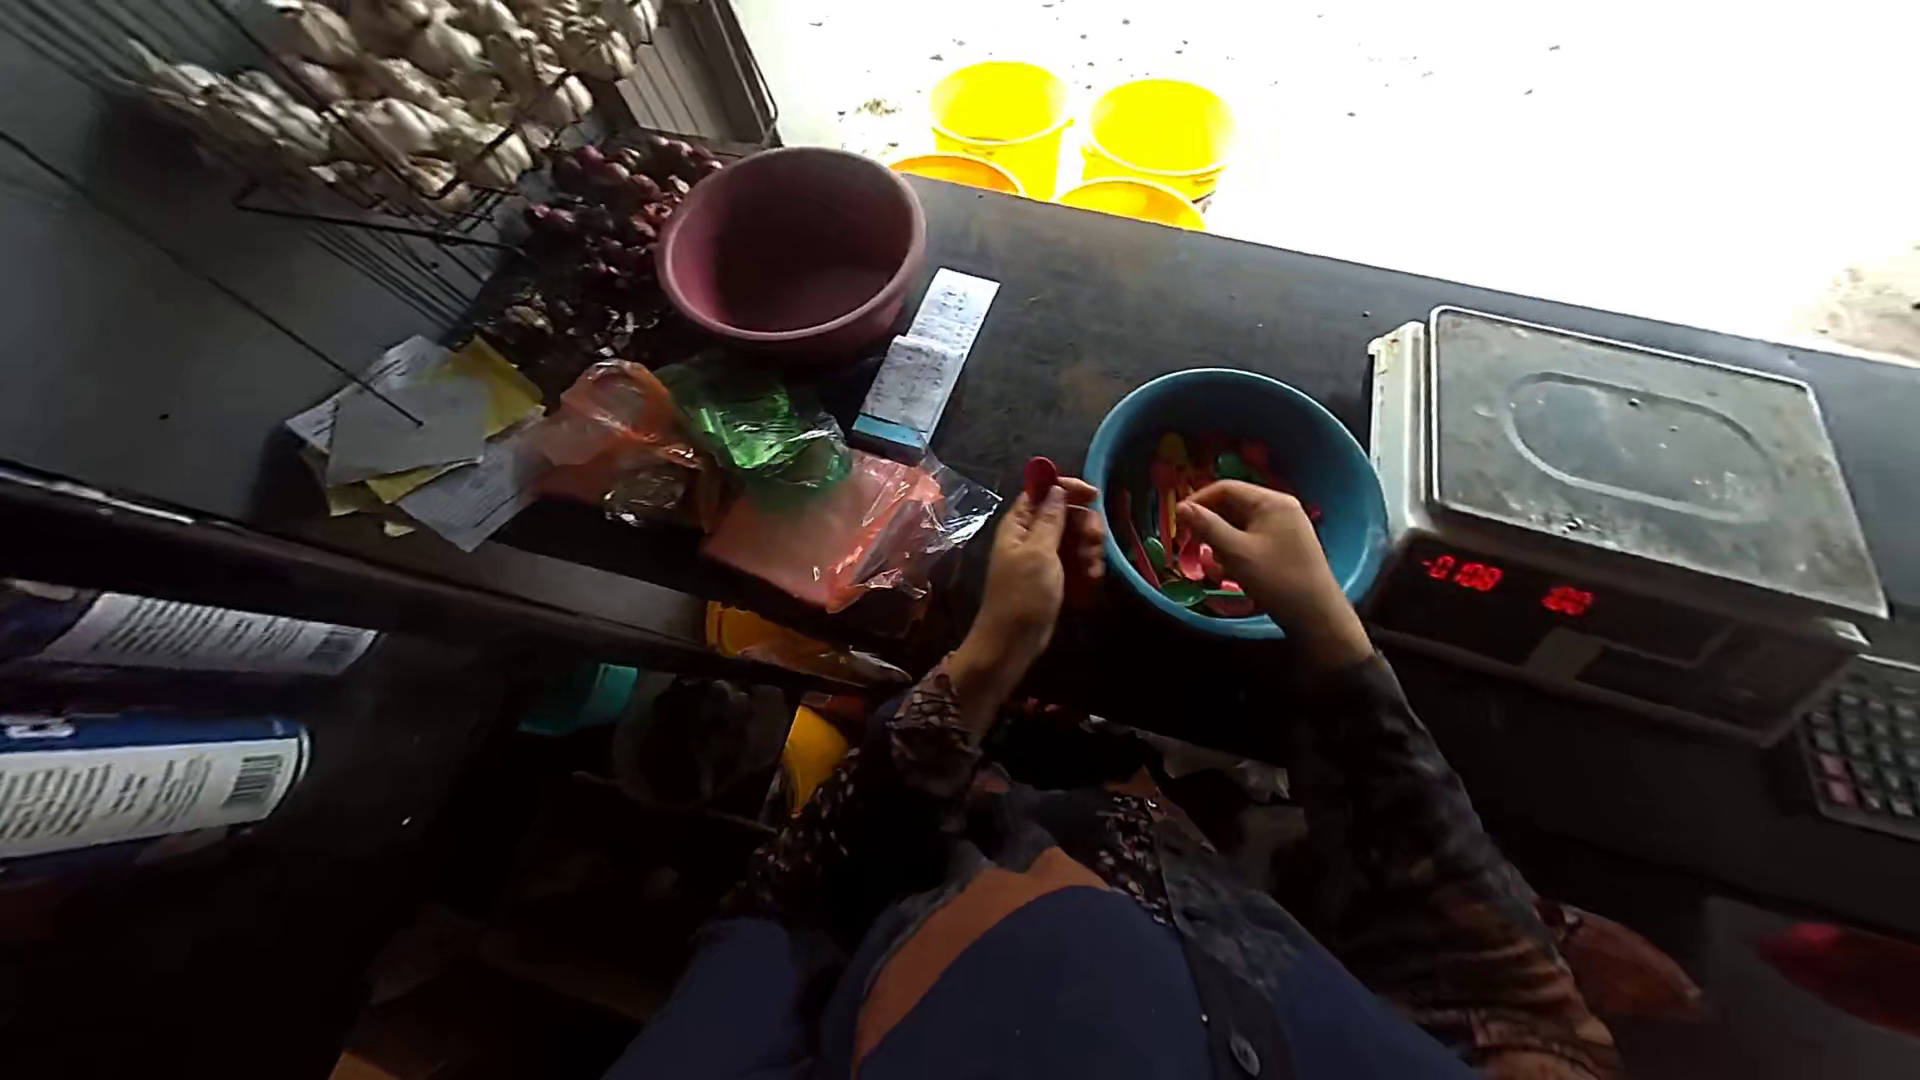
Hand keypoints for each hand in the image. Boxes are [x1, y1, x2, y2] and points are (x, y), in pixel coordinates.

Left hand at [948, 477, 1102, 724]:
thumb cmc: (1022, 595)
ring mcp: (1043, 559)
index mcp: (1018, 524)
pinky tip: (1090, 583)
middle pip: (1066, 515)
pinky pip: (1076, 563)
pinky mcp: (1054, 578)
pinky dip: (1087, 570)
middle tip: (1093, 545)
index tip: (1094, 497)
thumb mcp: (1038, 552)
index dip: (1068, 489)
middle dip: (1085, 527)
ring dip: (1090, 552)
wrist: (1013, 643)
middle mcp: (1030, 537)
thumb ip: (1049, 519)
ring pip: (1076, 540)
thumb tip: (1056, 489)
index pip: (1042, 491)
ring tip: (1091, 571)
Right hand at [1176, 481, 1371, 668]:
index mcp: (1271, 502)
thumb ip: (1206, 526)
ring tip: (1210, 560)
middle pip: (1232, 505)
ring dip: (1219, 538)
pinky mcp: (1284, 544)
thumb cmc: (1276, 579)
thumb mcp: (1235, 551)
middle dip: (1208, 522)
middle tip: (1189, 542)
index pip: (1225, 488)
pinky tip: (1229, 568)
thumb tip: (1179, 507)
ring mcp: (1284, 526)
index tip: (1177, 521)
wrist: (1316, 615)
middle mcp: (1280, 508)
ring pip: (1239, 523)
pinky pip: (1250, 537)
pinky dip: (1234, 547)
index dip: (1197, 501)